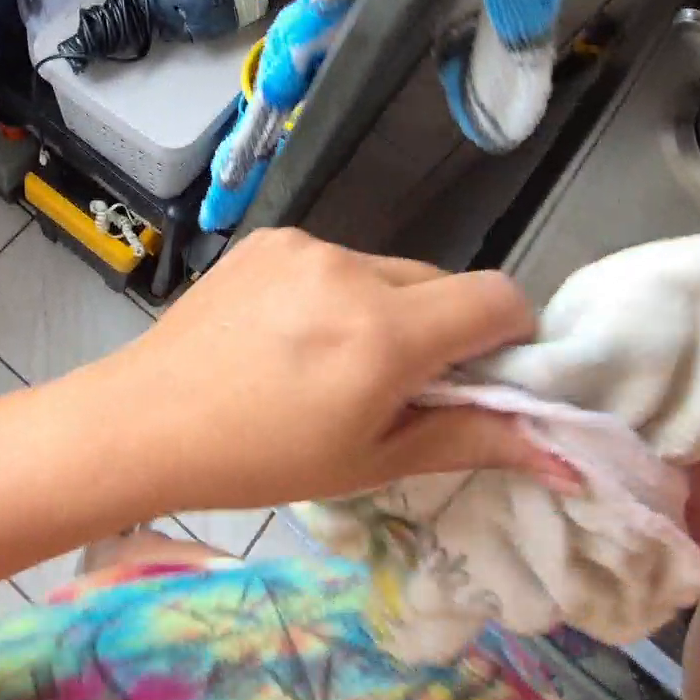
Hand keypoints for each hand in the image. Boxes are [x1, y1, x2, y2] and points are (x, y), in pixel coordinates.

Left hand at [67, 228, 578, 512]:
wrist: (147, 418)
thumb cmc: (259, 458)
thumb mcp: (367, 461)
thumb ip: (465, 439)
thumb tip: (552, 443)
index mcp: (384, 331)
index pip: (497, 296)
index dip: (510, 334)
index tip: (483, 372)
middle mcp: (349, 269)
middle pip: (439, 282)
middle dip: (440, 327)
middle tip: (394, 380)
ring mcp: (302, 246)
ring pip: (384, 271)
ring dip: (383, 308)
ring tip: (328, 357)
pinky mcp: (266, 238)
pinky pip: (330, 260)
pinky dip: (333, 290)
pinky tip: (287, 331)